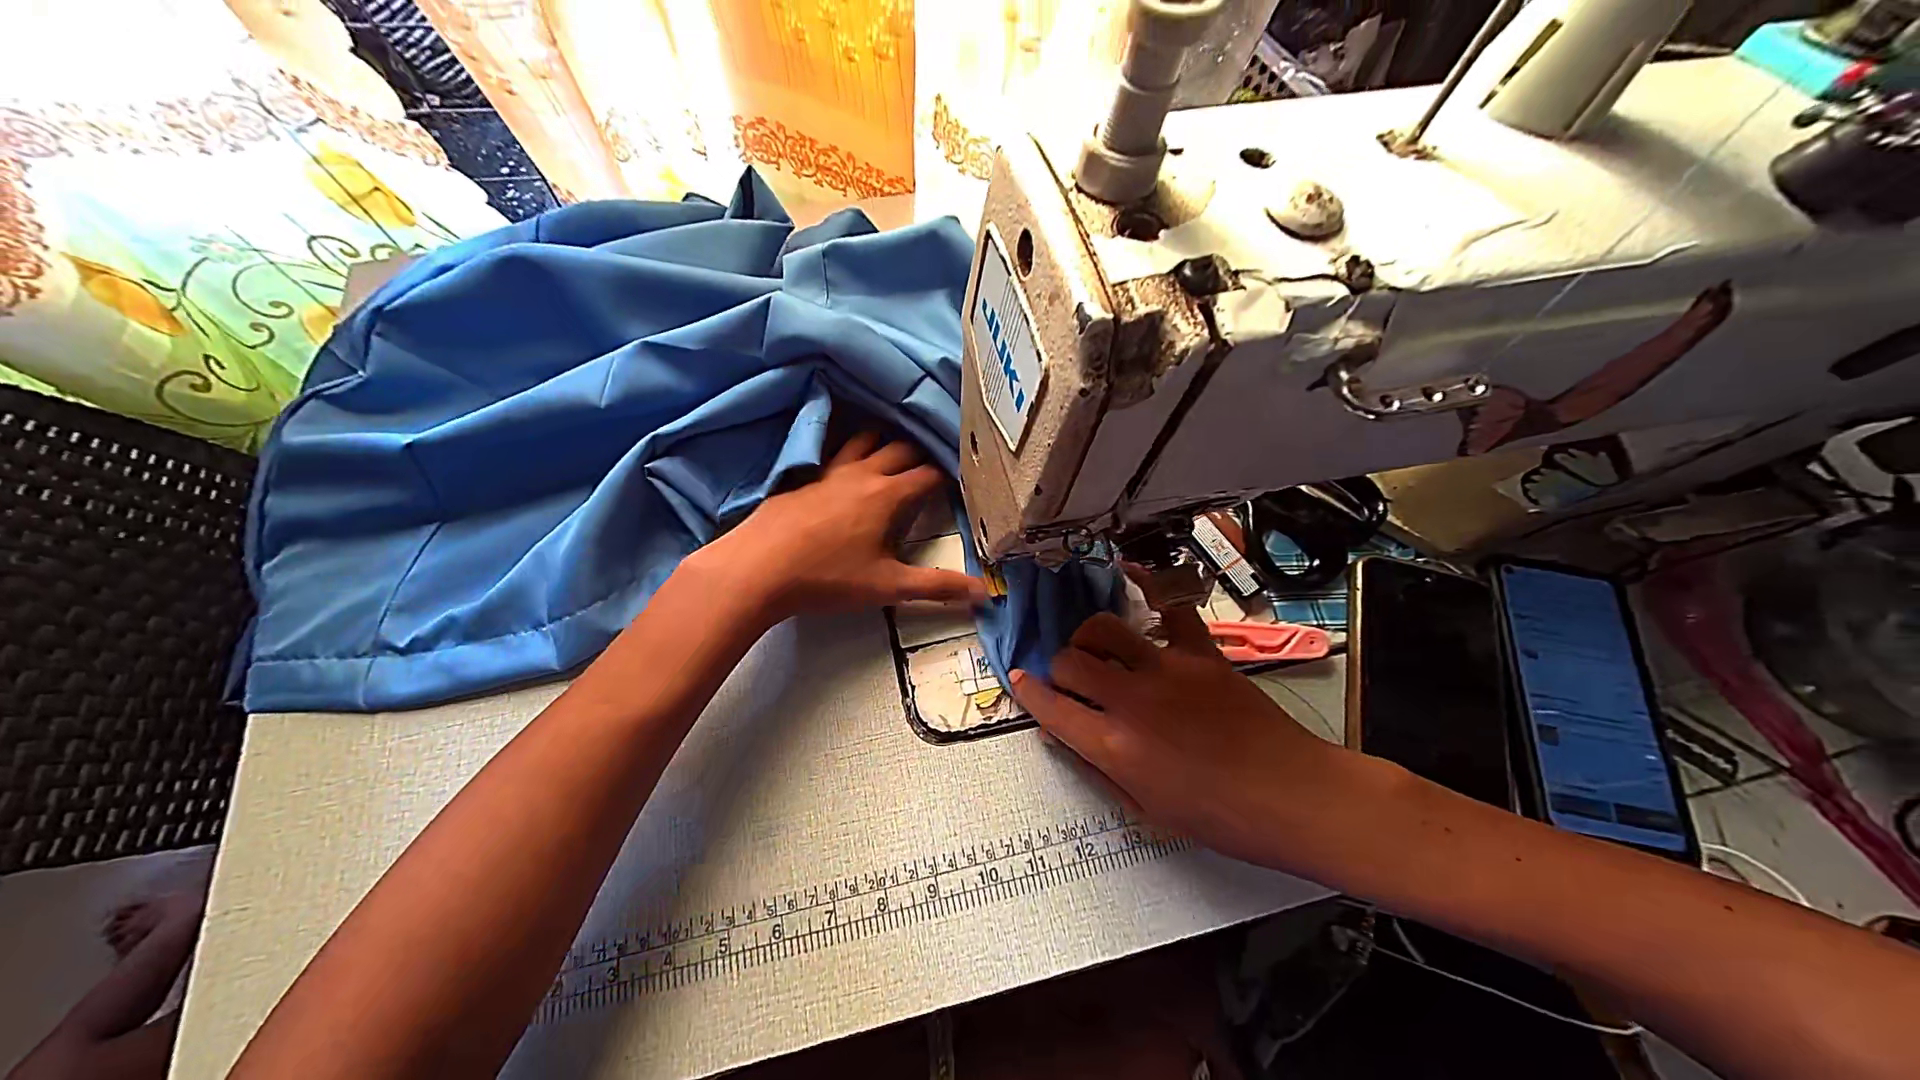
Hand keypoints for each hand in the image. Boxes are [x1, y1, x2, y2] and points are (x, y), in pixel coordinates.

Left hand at [698, 432, 987, 621]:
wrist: (756, 569)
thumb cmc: (826, 578)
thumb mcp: (886, 586)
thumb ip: (936, 587)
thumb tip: (984, 594)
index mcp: (887, 495)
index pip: (929, 474)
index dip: (950, 473)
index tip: (963, 475)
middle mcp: (862, 473)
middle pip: (901, 447)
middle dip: (923, 449)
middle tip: (937, 454)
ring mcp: (828, 471)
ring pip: (864, 438)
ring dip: (886, 436)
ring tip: (898, 440)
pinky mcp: (802, 477)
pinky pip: (833, 450)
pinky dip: (850, 447)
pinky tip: (846, 458)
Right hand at [1008, 608, 1351, 868]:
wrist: (1291, 797)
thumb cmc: (1219, 815)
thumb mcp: (1145, 808)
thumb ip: (1096, 768)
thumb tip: (1061, 736)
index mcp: (1116, 747)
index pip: (1052, 708)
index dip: (1028, 692)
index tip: (1020, 680)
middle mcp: (1133, 701)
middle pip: (1069, 661)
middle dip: (1058, 666)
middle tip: (1069, 676)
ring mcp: (1167, 670)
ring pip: (1104, 629)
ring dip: (1089, 635)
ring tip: (1097, 646)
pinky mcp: (1201, 653)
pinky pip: (1169, 607)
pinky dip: (1148, 587)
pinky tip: (1132, 575)